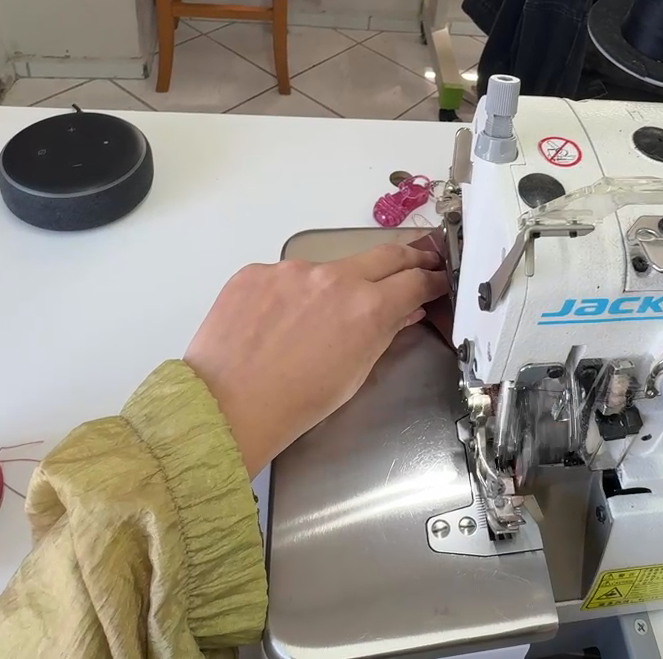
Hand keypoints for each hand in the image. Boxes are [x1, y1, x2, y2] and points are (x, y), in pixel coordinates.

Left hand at [186, 243, 448, 475]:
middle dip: (408, 258)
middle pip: (385, 255)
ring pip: (328, 268)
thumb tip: (406, 309)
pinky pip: (285, 276)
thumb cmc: (298, 402)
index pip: (415, 279)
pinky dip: (291, 293)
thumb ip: (386, 331)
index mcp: (368, 306)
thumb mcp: (356, 372)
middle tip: (418, 261)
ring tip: (316, 320)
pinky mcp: (257, 271)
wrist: (225, 407)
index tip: (437, 279)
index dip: (431, 279)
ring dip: (335, 285)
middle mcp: (335, 277)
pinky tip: (278, 322)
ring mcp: (292, 269)